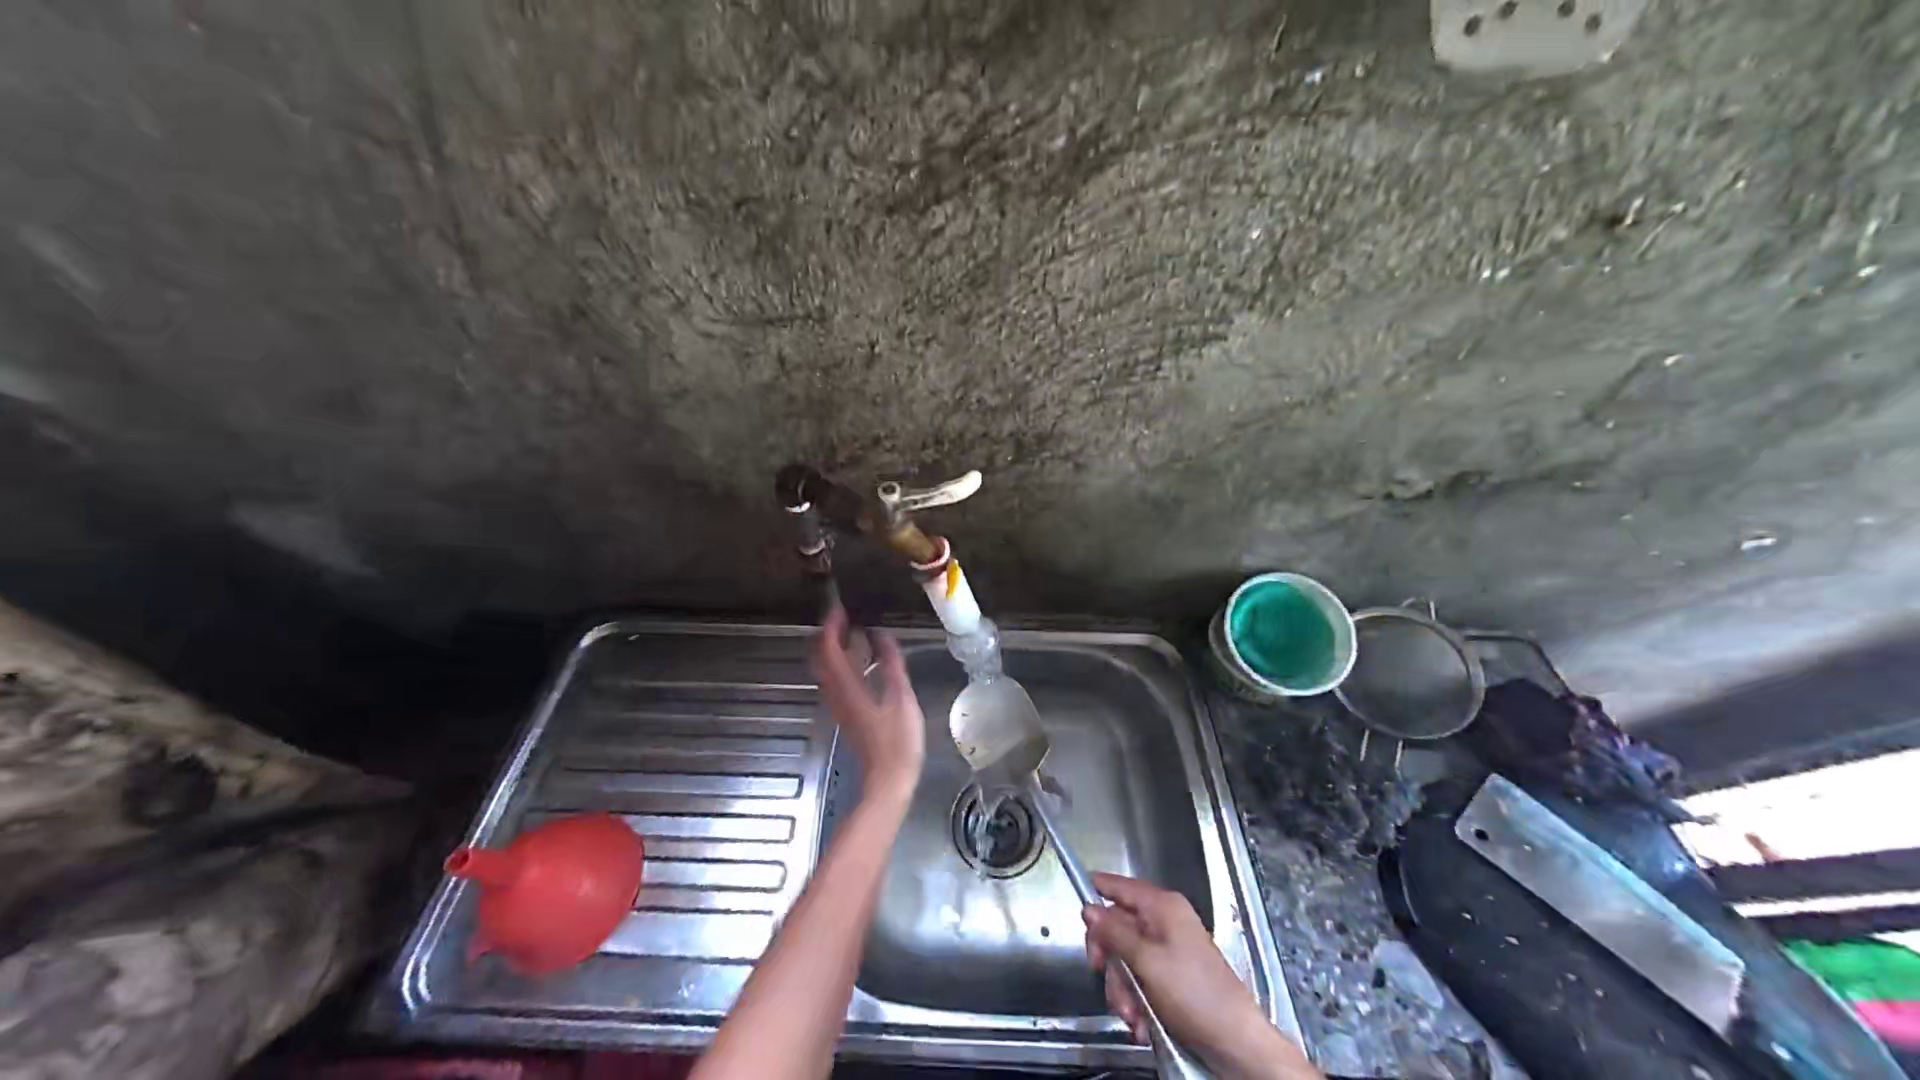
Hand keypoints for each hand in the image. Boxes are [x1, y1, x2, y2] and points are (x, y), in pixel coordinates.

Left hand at [813, 606, 924, 798]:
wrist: (888, 781)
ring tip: (855, 631)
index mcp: (847, 687)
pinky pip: (838, 680)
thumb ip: (891, 665)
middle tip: (845, 616)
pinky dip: (845, 663)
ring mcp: (840, 705)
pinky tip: (865, 660)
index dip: (831, 625)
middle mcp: (837, 694)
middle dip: (829, 634)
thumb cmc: (898, 743)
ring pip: (828, 669)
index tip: (840, 607)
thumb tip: (883, 636)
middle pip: (822, 658)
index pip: (828, 648)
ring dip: (836, 647)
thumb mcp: (901, 698)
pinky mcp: (848, 713)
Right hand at [1083, 873, 1317, 1079]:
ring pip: (1125, 959)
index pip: (1120, 886)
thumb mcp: (1146, 962)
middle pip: (1117, 927)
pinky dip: (1136, 1001)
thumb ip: (1114, 933)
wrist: (1236, 1043)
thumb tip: (1089, 908)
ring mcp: (1169, 949)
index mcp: (1162, 907)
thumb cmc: (1194, 994)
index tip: (1076, 909)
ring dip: (1122, 989)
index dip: (1096, 892)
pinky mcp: (1172, 977)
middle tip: (1102, 975)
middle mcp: (1165, 922)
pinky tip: (1142, 1023)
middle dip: (1109, 960)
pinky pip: (1140, 979)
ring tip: (1132, 1015)